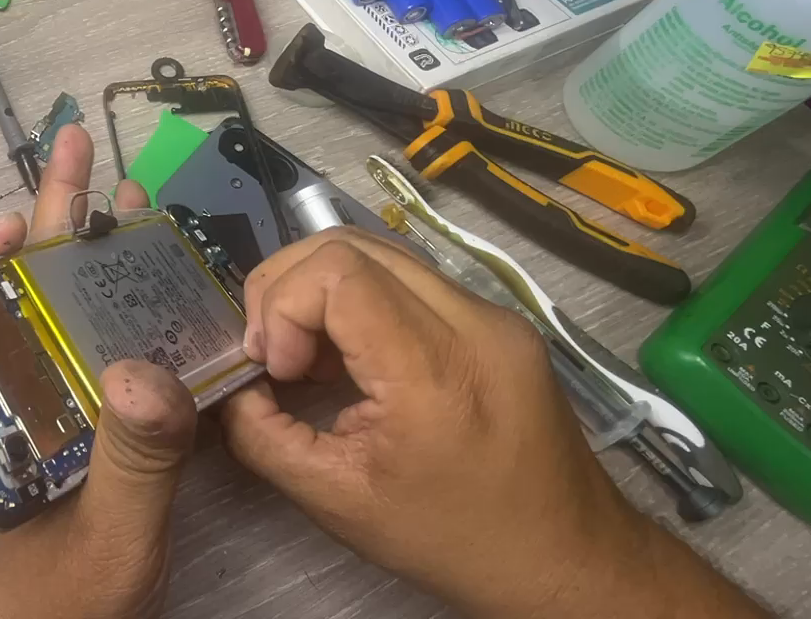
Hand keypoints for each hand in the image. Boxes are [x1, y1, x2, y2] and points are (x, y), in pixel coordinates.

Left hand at [0, 124, 197, 618]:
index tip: (10, 218)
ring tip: (132, 200)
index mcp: (1, 397)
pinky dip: (128, 306)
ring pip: (69, 303)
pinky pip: (107, 347)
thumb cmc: (60, 597)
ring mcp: (57, 396)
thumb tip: (146, 369)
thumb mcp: (108, 532)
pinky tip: (162, 289)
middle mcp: (22, 382)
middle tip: (75, 147)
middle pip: (29, 281)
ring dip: (97, 247)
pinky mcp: (91, 419)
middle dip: (52, 212)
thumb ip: (132, 461)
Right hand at [219, 228, 766, 618]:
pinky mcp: (490, 316)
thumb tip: (231, 384)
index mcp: (437, 368)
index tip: (278, 368)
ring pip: (369, 247)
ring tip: (303, 345)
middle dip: (285, 286)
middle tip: (275, 350)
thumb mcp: (337, 502)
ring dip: (313, 285)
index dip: (282, 305)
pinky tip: (344, 347)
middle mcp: (471, 319)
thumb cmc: (456, 540)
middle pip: (344, 245)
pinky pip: (398, 272)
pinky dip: (348, 294)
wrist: (578, 566)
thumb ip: (261, 435)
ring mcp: (488, 311)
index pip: (336, 272)